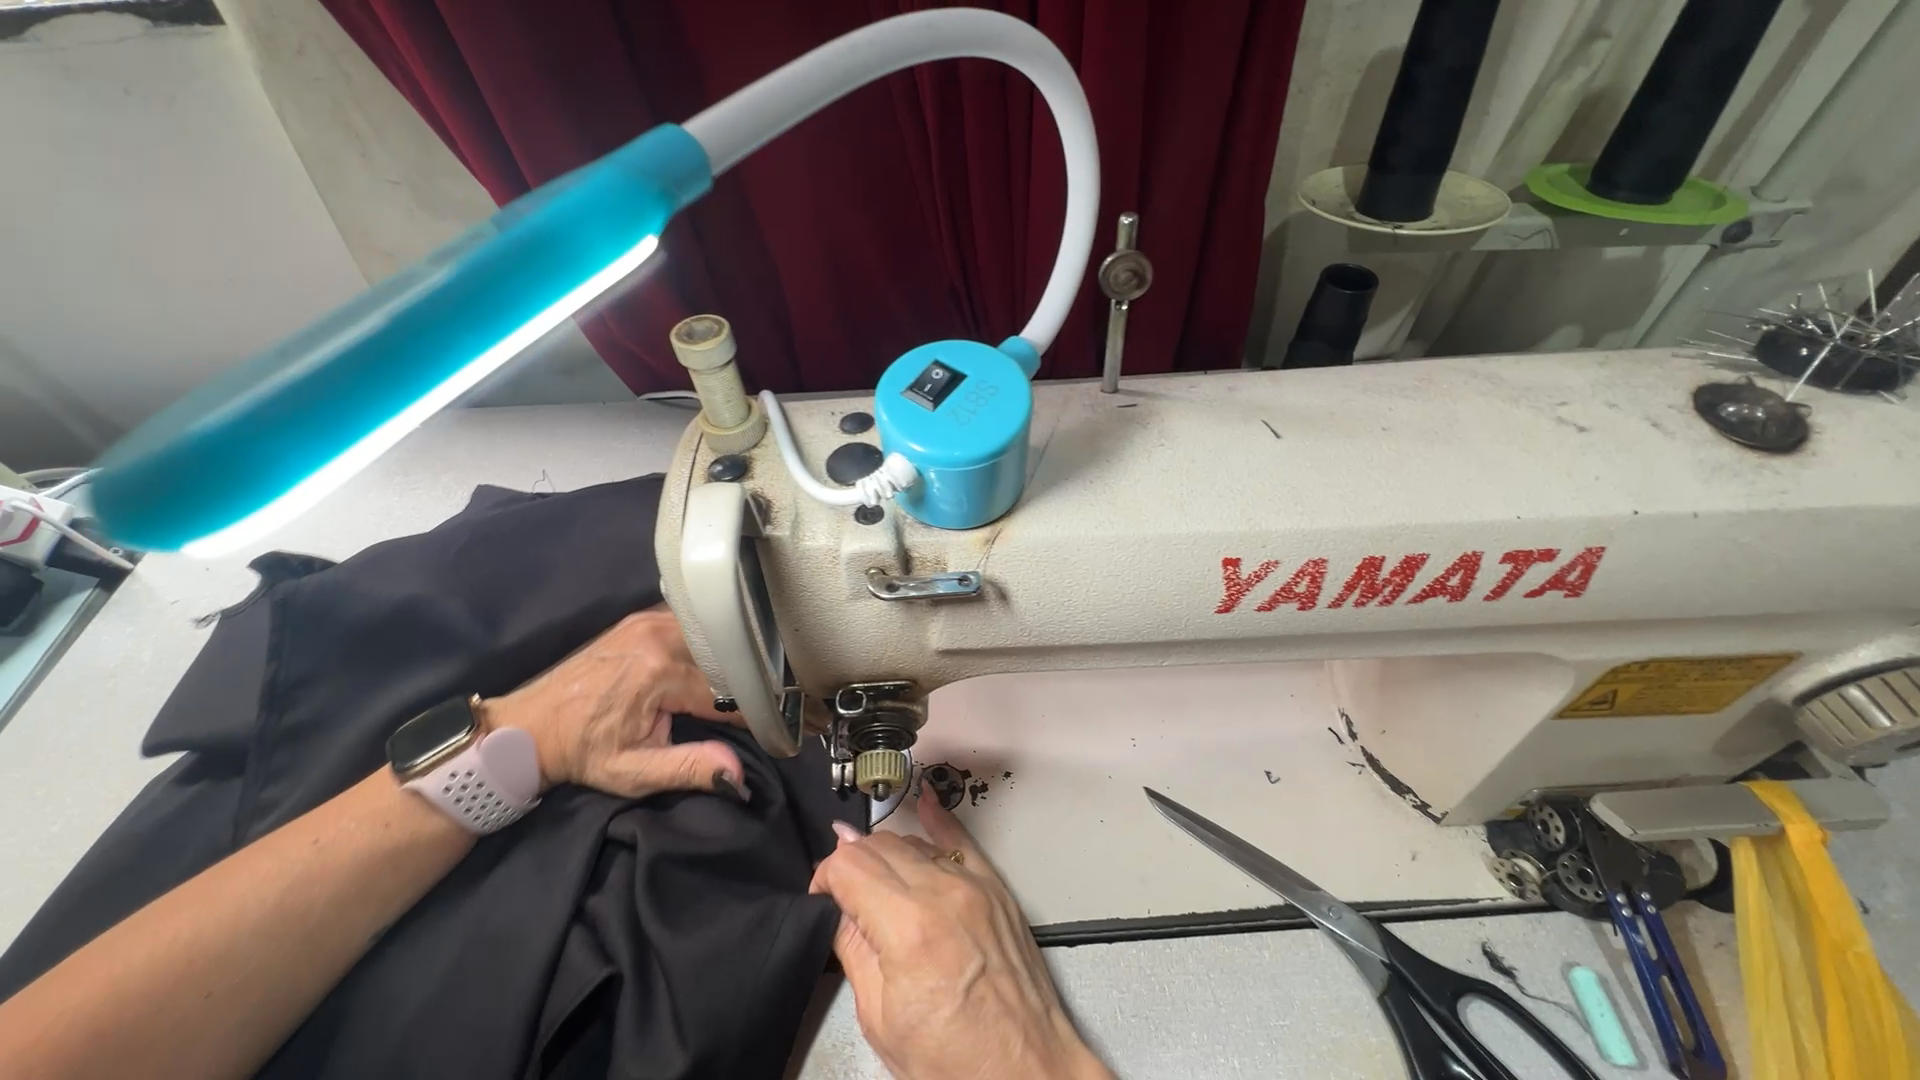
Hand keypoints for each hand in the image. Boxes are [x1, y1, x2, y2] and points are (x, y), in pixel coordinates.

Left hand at [482, 608, 744, 798]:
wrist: (530, 726)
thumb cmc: (582, 752)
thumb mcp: (633, 773)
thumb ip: (689, 768)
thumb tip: (736, 773)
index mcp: (660, 672)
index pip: (726, 693)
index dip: (749, 714)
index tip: (769, 730)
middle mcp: (659, 636)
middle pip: (721, 658)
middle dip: (740, 684)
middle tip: (751, 710)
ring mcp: (649, 621)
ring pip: (709, 638)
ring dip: (724, 663)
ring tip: (732, 690)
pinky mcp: (641, 618)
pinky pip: (690, 627)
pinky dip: (704, 646)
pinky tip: (708, 667)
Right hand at [809, 791, 1110, 1079]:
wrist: (1026, 1071)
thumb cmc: (955, 1061)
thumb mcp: (881, 1017)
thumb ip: (854, 948)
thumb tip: (837, 906)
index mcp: (908, 928)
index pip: (849, 866)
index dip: (824, 878)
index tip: (822, 897)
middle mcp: (943, 893)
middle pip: (878, 846)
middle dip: (851, 863)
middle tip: (843, 895)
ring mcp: (974, 885)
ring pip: (912, 841)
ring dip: (884, 853)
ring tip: (873, 879)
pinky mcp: (996, 888)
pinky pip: (962, 838)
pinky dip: (939, 817)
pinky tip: (924, 799)